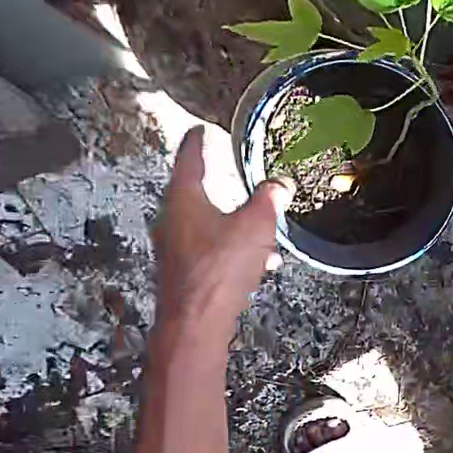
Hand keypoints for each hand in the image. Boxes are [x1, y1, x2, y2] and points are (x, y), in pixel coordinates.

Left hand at [154, 126, 292, 333]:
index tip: (200, 129)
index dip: (197, 141)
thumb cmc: (220, 269)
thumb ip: (269, 200)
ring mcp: (174, 248)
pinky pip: (209, 248)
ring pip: (204, 223)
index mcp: (184, 199)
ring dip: (229, 221)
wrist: (195, 323)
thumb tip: (280, 184)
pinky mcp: (183, 271)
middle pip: (193, 192)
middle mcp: (172, 220)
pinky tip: (257, 261)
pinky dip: (230, 246)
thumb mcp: (255, 227)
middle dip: (215, 183)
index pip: (189, 158)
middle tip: (226, 171)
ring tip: (258, 227)